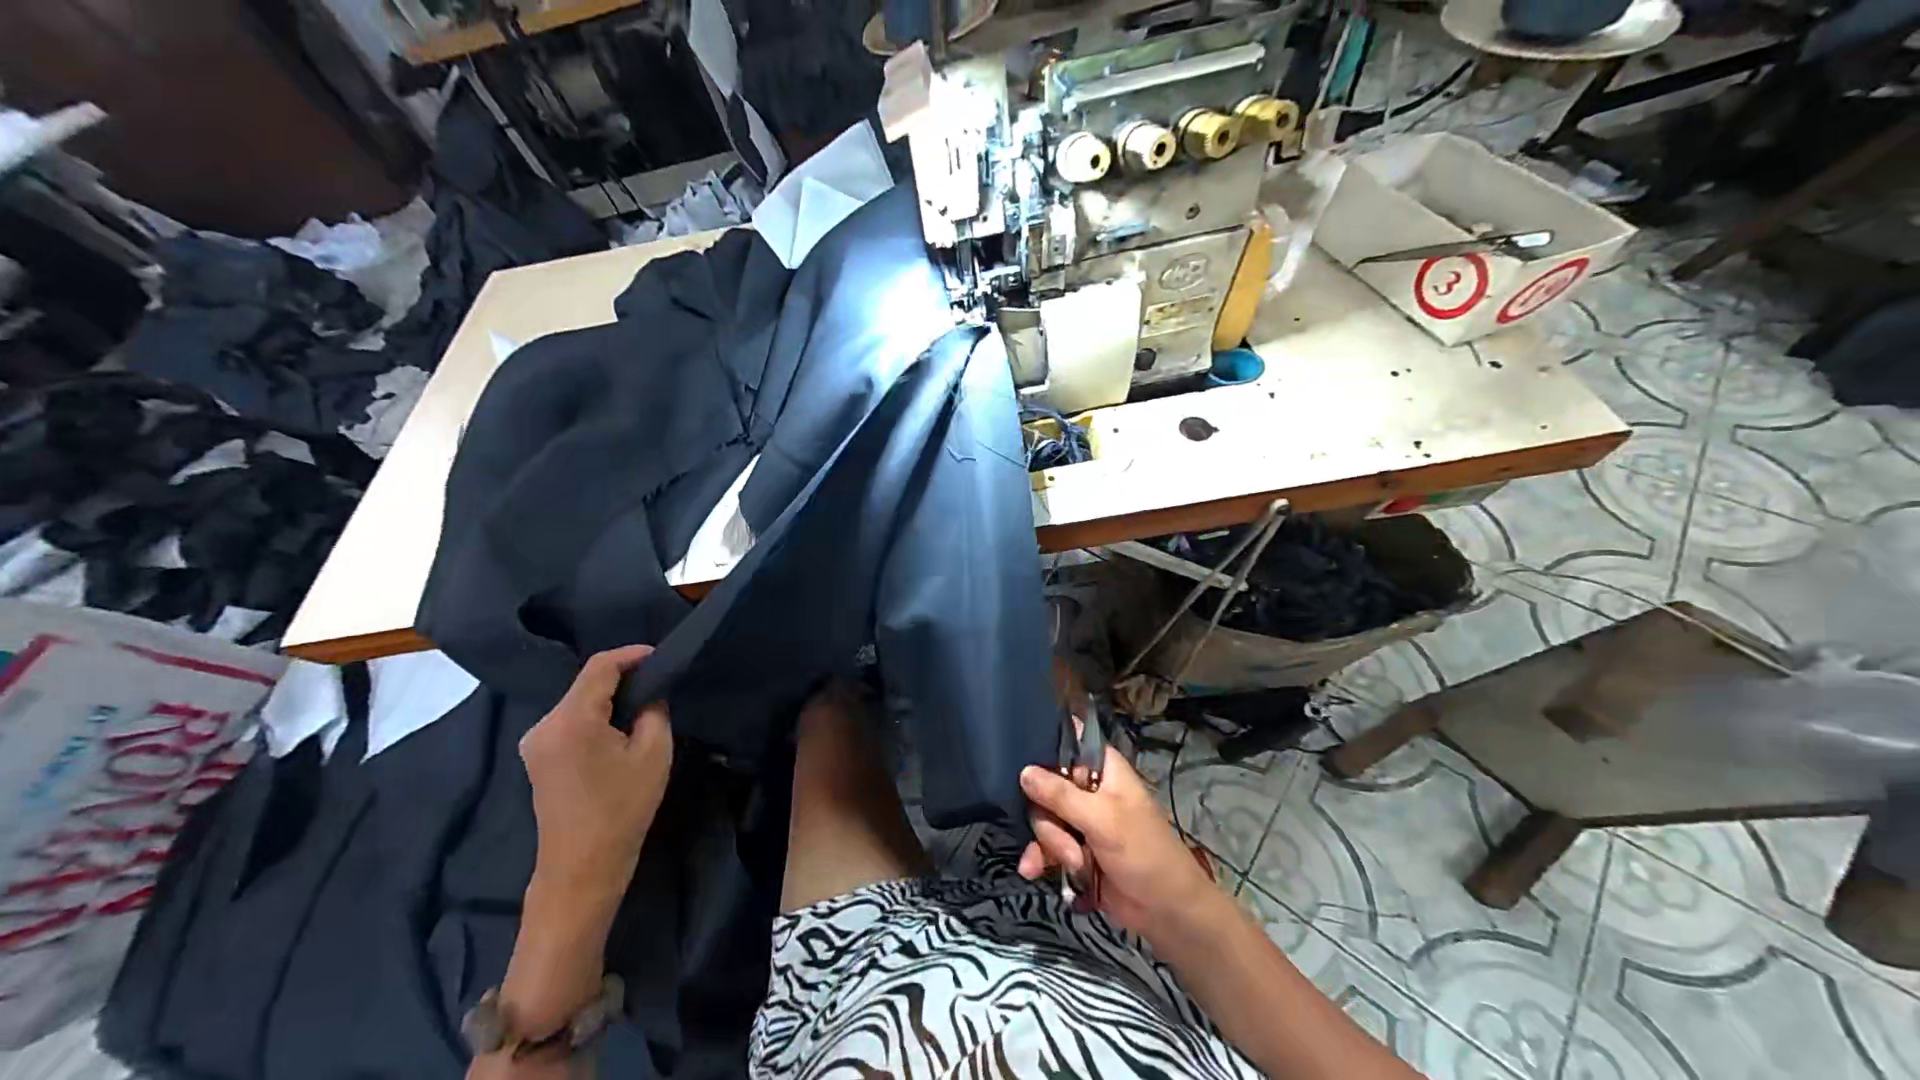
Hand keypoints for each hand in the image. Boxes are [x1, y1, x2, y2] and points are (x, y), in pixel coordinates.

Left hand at [520, 645, 672, 901]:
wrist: (582, 867)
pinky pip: (570, 721)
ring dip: (609, 698)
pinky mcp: (537, 756)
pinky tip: (619, 726)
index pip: (600, 667)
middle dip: (623, 677)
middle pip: (586, 683)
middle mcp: (544, 724)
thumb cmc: (623, 809)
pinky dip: (596, 715)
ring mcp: (535, 741)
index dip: (632, 654)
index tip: (660, 656)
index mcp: (571, 720)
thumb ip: (654, 710)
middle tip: (658, 681)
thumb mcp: (654, 753)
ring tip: (644, 703)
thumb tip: (650, 692)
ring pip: (578, 702)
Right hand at [1017, 748, 1226, 945]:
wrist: (1164, 910)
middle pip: (1045, 785)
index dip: (1044, 752)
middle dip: (1049, 818)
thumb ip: (1060, 795)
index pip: (1067, 742)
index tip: (1026, 767)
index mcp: (1102, 768)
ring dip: (1049, 842)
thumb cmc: (1143, 852)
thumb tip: (1023, 771)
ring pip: (1043, 816)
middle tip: (1069, 841)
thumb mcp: (1102, 819)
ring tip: (1073, 865)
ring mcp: (1079, 819)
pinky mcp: (1073, 847)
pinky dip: (1039, 857)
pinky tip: (1032, 870)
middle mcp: (1088, 788)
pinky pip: (1044, 843)